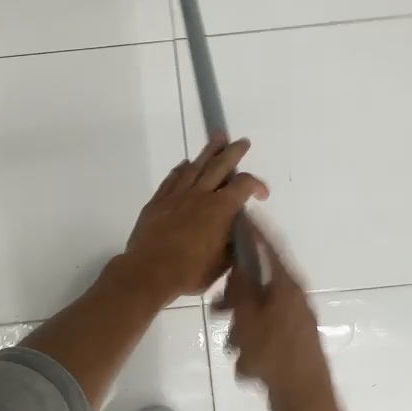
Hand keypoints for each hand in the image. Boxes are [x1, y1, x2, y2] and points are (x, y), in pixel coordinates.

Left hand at [122, 134, 268, 298]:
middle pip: (219, 165)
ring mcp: (176, 195)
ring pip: (195, 166)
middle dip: (233, 152)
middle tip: (242, 141)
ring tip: (217, 138)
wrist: (149, 272)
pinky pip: (172, 178)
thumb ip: (231, 244)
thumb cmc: (189, 272)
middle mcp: (199, 195)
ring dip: (208, 151)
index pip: (244, 186)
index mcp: (220, 209)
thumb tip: (234, 234)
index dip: (257, 185)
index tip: (262, 194)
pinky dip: (180, 169)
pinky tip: (185, 164)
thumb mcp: (221, 263)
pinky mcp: (157, 201)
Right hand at [213, 219, 336, 410]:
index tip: (240, 217)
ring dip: (242, 327)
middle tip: (219, 308)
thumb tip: (238, 267)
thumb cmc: (276, 357)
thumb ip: (241, 291)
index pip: (269, 249)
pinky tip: (247, 366)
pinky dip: (253, 344)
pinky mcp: (293, 344)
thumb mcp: (249, 320)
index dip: (254, 232)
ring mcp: (296, 323)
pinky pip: (266, 334)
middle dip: (237, 297)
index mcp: (287, 288)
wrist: (306, 401)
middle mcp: (294, 300)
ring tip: (234, 346)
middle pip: (260, 283)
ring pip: (260, 312)